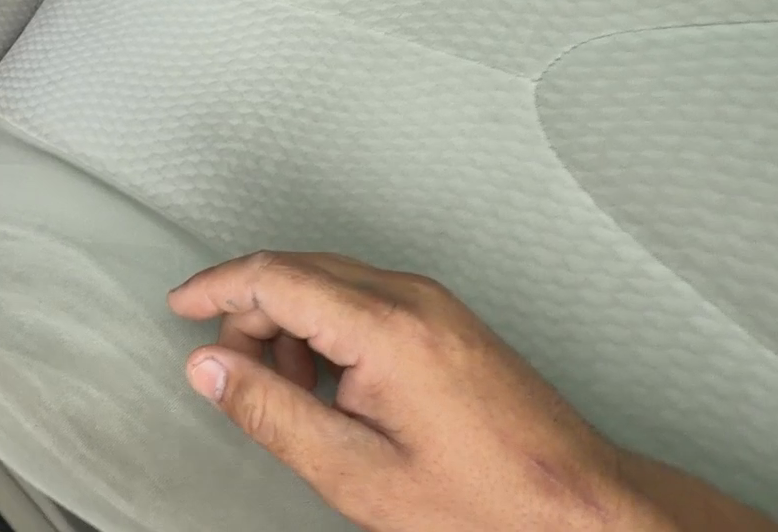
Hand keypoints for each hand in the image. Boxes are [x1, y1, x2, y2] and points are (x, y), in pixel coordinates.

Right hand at [169, 252, 660, 531]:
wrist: (596, 518)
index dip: (215, 288)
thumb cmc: (489, 507)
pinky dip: (319, 324)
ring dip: (283, 320)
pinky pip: (353, 293)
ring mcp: (427, 299)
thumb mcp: (360, 476)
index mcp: (384, 327)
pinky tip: (328, 380)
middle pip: (291, 270)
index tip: (180, 306)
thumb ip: (271, 412)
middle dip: (247, 312)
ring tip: (289, 388)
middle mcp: (405, 295)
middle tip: (233, 370)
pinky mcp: (438, 313)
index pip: (270, 277)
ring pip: (319, 278)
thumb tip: (207, 367)